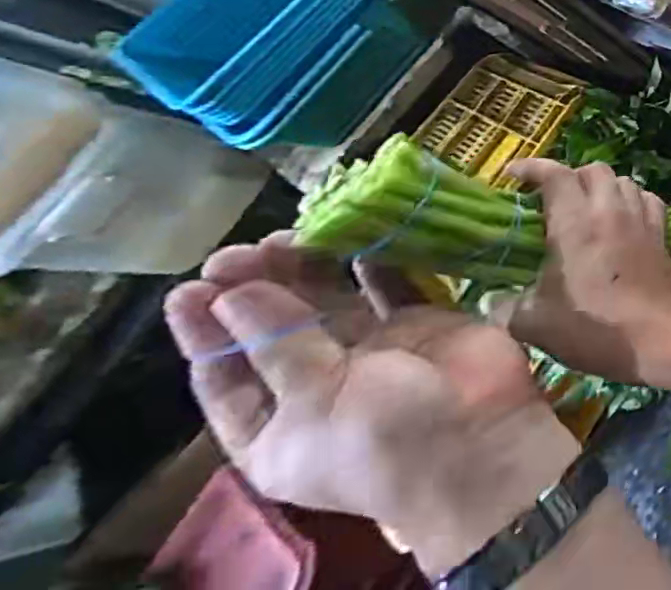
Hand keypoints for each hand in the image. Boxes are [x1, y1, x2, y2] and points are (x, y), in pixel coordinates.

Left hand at [165, 234, 579, 577]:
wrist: (478, 435)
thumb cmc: (382, 436)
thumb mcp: (316, 402)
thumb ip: (279, 344)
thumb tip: (232, 295)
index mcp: (277, 423)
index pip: (226, 373)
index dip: (206, 331)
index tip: (192, 286)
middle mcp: (320, 382)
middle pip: (278, 327)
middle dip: (259, 289)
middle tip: (247, 250)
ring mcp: (374, 348)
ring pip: (333, 302)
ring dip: (312, 270)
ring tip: (294, 235)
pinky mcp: (420, 321)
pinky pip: (391, 286)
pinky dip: (375, 262)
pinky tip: (358, 235)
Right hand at [495, 161, 670, 384]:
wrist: (655, 335)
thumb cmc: (591, 326)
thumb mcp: (533, 323)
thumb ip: (507, 306)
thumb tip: (493, 300)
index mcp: (574, 222)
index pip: (555, 175)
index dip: (533, 168)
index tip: (513, 175)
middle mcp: (610, 209)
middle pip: (594, 170)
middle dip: (571, 176)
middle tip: (553, 198)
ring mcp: (640, 218)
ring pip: (624, 181)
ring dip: (604, 186)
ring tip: (589, 207)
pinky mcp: (661, 232)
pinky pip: (648, 199)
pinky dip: (634, 200)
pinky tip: (625, 217)